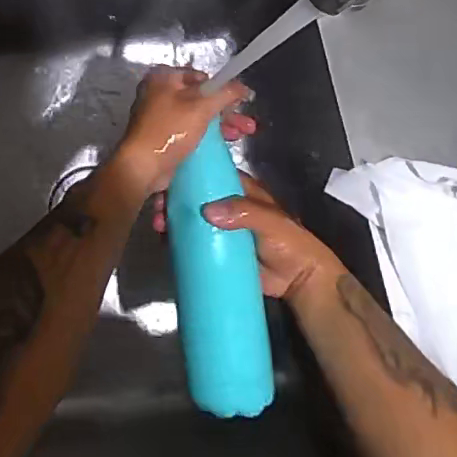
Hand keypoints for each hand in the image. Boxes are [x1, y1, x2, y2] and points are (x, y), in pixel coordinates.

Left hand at [104, 66, 253, 201]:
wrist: (143, 166)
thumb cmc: (170, 130)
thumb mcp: (202, 107)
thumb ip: (226, 93)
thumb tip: (244, 87)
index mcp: (163, 78)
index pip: (201, 76)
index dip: (222, 88)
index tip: (240, 101)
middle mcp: (159, 93)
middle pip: (201, 97)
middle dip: (227, 110)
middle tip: (247, 122)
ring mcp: (159, 116)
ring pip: (197, 115)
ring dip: (221, 123)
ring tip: (244, 133)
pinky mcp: (162, 136)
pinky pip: (189, 130)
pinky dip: (207, 134)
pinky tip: (225, 142)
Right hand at [151, 172, 342, 299]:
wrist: (298, 279)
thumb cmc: (289, 242)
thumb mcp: (270, 221)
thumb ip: (244, 212)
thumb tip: (207, 211)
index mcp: (240, 191)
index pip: (211, 176)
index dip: (189, 176)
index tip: (167, 180)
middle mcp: (226, 206)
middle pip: (194, 197)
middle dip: (174, 199)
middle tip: (158, 208)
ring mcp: (220, 229)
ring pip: (190, 219)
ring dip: (172, 220)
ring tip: (158, 226)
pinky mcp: (217, 252)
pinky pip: (193, 244)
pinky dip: (177, 242)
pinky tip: (164, 243)